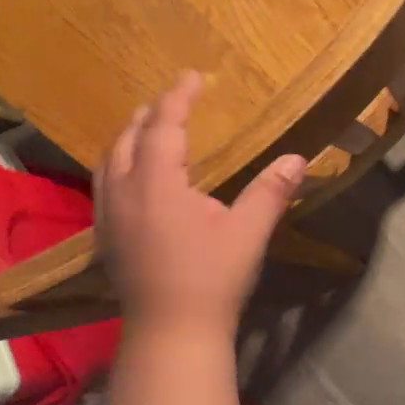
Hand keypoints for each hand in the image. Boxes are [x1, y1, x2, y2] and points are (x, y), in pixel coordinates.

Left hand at [96, 72, 305, 336]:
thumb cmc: (213, 277)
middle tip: (175, 99)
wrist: (172, 329)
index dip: (178, 97)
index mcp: (157, 184)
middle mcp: (124, 191)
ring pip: (110, 158)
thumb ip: (270, 191)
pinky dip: (121, 161)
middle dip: (150, 113)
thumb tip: (298, 157)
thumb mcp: (249, 233)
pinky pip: (106, 181)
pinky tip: (137, 172)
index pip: (163, 126)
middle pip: (128, 137)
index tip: (194, 76)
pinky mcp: (107, 233)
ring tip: (151, 126)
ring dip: (130, 135)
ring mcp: (110, 213)